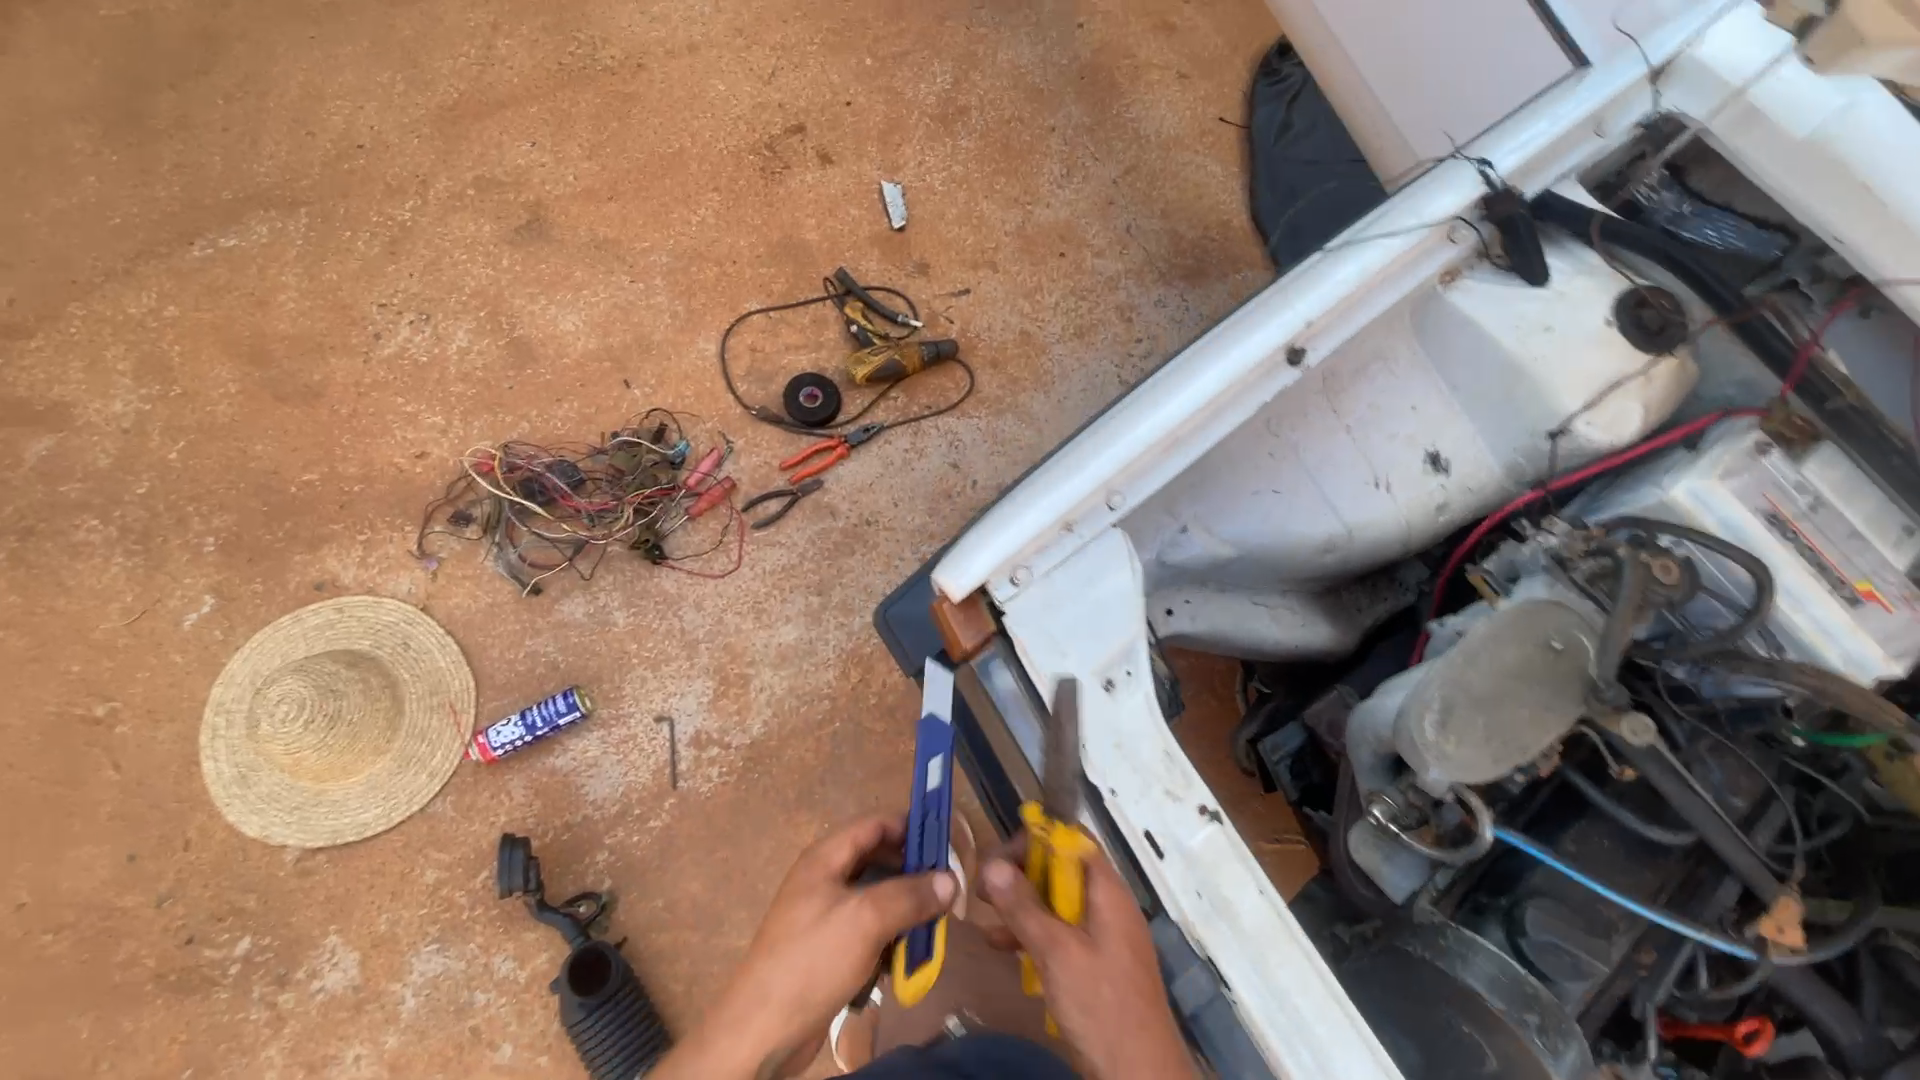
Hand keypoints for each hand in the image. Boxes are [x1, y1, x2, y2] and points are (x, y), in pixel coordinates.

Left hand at [657, 815, 956, 1079]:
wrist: (763, 1031)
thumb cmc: (813, 960)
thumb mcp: (867, 919)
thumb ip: (910, 894)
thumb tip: (950, 880)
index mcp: (826, 858)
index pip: (875, 824)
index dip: (910, 827)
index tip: (946, 842)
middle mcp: (825, 879)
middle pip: (878, 860)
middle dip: (913, 872)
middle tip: (948, 888)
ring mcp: (826, 915)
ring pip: (877, 897)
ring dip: (905, 908)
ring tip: (935, 923)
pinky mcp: (829, 949)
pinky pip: (869, 930)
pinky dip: (890, 936)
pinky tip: (908, 956)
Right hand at [979, 831, 1196, 1079]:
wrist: (1140, 1072)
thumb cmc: (1100, 1004)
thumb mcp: (1055, 951)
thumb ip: (1023, 906)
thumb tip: (992, 864)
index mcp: (1106, 890)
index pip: (1070, 840)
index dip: (1033, 841)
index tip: (998, 861)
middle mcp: (1107, 904)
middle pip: (1061, 869)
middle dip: (1021, 874)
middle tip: (984, 891)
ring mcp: (1104, 935)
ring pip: (1058, 902)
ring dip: (1023, 905)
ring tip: (986, 918)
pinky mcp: (1097, 963)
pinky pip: (1062, 933)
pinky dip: (1035, 934)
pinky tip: (1004, 947)